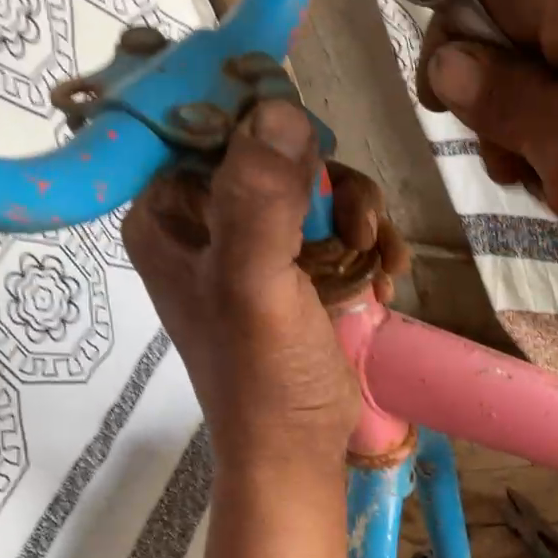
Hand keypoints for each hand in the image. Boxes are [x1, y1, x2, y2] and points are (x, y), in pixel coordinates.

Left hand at [123, 101, 406, 469]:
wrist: (298, 448)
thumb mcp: (256, 285)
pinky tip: (386, 277)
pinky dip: (370, 247)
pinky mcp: (300, 273)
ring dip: (362, 220)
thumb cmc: (264, 375)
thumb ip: (261, 199)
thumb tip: (284, 109)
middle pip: (276, 157)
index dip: (264, 126)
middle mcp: (210, 223)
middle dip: (330, 188)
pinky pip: (339, 231)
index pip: (208, 129)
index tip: (316, 152)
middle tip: (360, 228)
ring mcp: (259, 249)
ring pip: (317, 192)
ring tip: (383, 260)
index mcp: (171, 215)